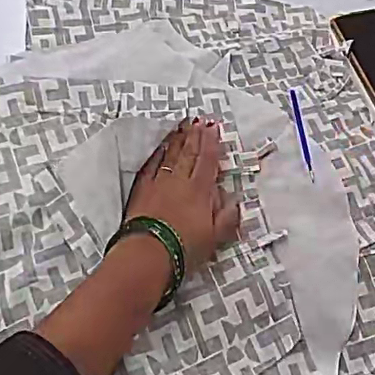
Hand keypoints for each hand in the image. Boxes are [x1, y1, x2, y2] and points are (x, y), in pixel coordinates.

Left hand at [124, 119, 241, 270]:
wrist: (148, 254)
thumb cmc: (185, 247)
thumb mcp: (215, 237)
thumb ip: (226, 217)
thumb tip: (233, 201)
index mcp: (201, 191)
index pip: (208, 161)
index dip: (212, 143)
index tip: (213, 128)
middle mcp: (180, 181)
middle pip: (189, 154)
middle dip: (195, 136)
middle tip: (198, 121)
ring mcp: (159, 184)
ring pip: (170, 156)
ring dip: (177, 140)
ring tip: (182, 127)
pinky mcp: (141, 190)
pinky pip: (151, 166)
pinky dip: (157, 154)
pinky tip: (160, 148)